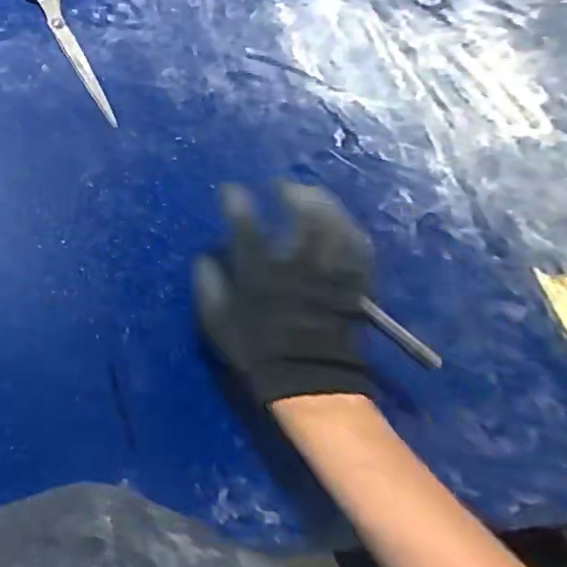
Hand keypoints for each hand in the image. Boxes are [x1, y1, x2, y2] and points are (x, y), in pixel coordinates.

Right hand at [193, 184, 371, 406]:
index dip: (239, 205)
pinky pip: (359, 255)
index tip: (232, 190)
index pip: (248, 229)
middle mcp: (297, 270)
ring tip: (314, 195)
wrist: (308, 381)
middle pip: (305, 223)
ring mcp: (330, 279)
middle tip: (284, 185)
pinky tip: (344, 223)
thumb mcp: (215, 316)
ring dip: (327, 210)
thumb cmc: (254, 347)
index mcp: (259, 275)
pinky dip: (352, 234)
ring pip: (338, 234)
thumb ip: (209, 282)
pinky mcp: (353, 290)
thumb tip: (207, 254)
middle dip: (295, 199)